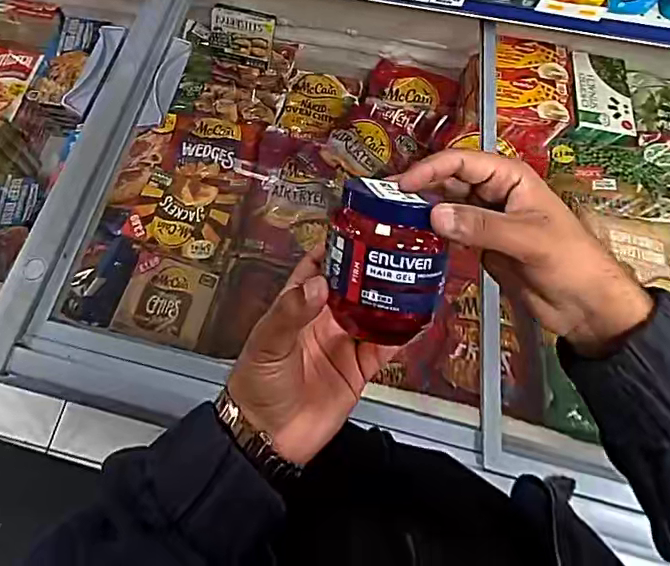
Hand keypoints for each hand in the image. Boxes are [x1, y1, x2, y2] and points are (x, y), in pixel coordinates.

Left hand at [224, 246, 399, 465]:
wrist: (266, 439)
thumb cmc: (255, 383)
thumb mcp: (267, 341)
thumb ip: (291, 312)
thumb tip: (319, 283)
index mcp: (299, 304)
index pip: (319, 267)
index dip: (336, 248)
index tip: (356, 230)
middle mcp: (324, 319)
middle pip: (353, 287)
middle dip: (372, 270)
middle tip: (395, 251)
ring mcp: (343, 344)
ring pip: (373, 314)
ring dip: (390, 300)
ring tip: (411, 278)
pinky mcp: (357, 371)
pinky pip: (383, 349)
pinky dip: (400, 336)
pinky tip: (414, 321)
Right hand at [397, 149, 652, 356]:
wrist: (588, 307)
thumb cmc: (571, 261)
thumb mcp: (528, 239)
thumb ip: (481, 226)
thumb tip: (434, 214)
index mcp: (509, 176)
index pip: (462, 162)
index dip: (431, 168)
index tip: (404, 184)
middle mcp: (494, 191)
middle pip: (450, 179)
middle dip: (420, 184)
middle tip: (386, 196)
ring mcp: (487, 217)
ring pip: (447, 202)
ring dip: (422, 205)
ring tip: (390, 213)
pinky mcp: (482, 242)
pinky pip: (451, 228)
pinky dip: (432, 228)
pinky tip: (412, 233)